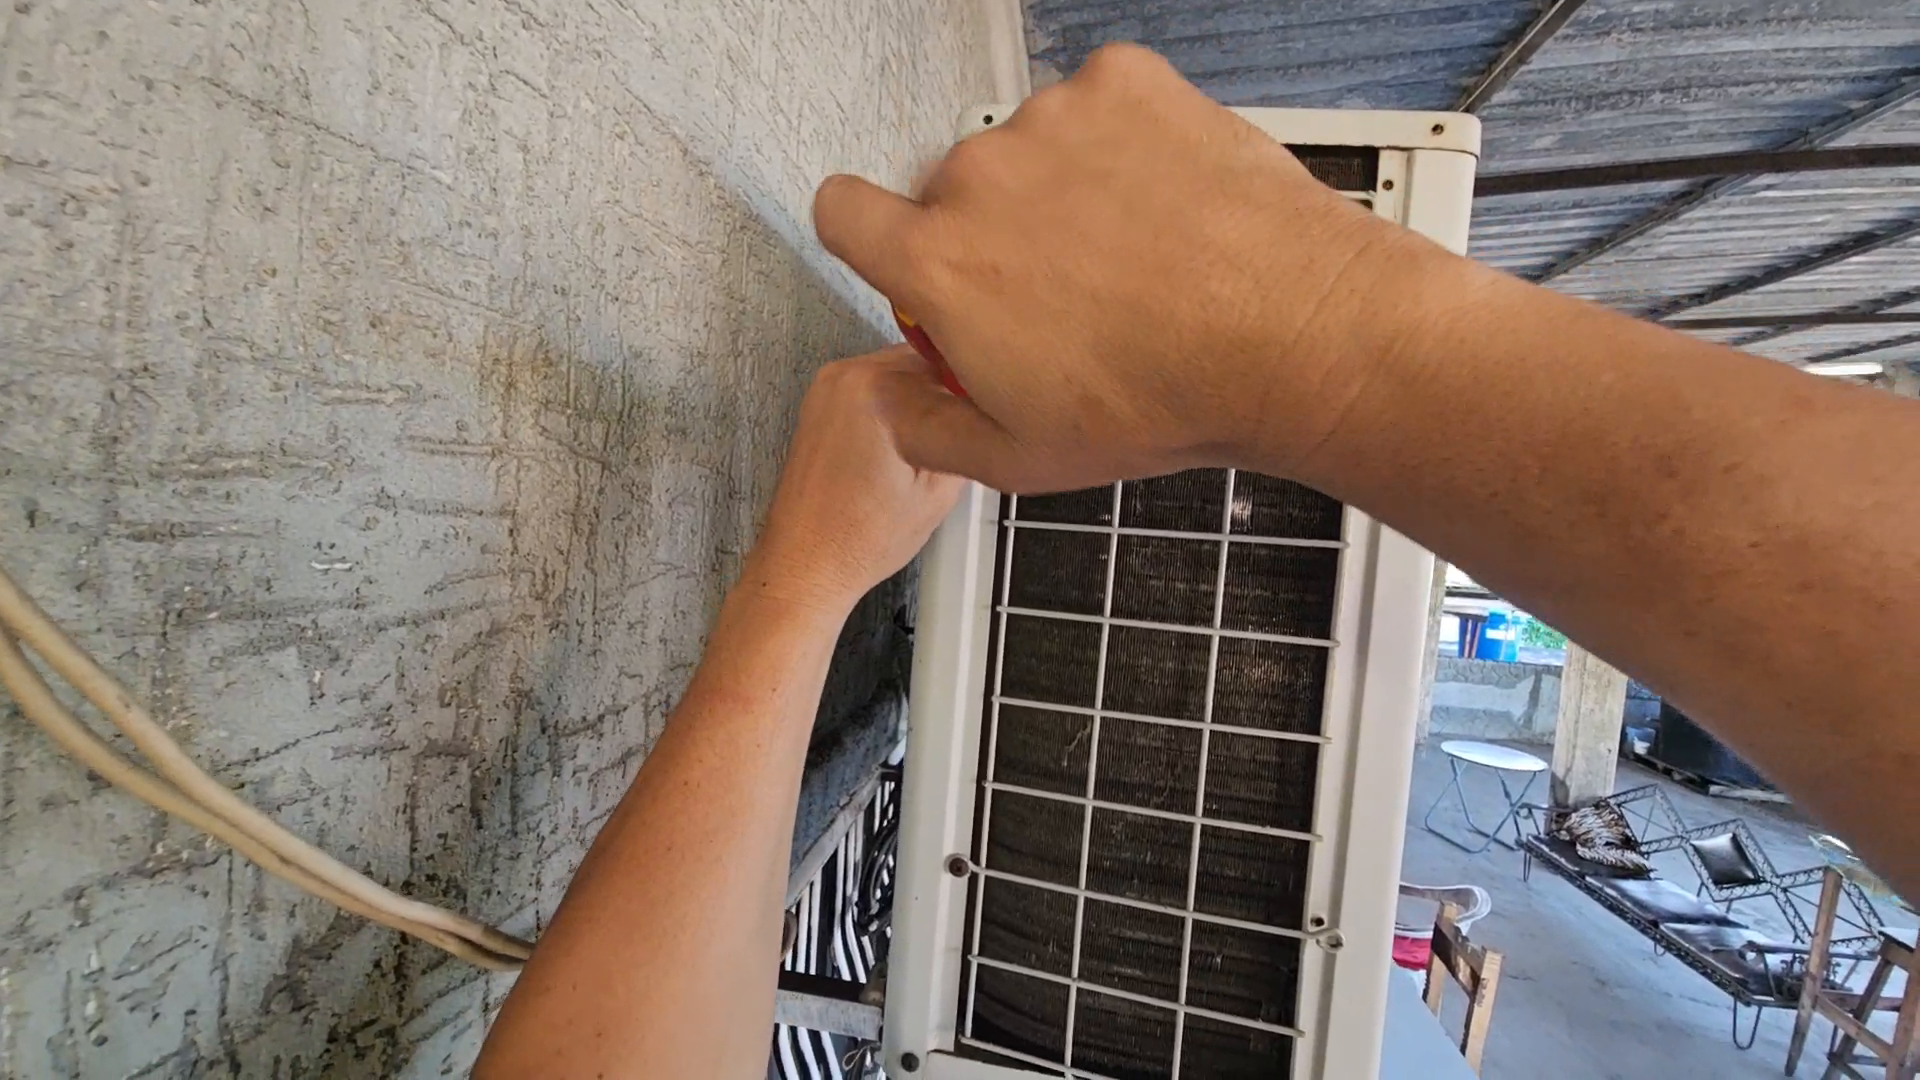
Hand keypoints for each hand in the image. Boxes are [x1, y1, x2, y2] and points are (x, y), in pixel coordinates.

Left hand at [748, 348, 966, 612]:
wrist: (806, 563)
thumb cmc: (859, 541)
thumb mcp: (940, 492)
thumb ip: (968, 439)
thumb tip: (988, 415)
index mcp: (879, 391)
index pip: (955, 367)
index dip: (982, 393)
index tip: (993, 417)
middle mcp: (847, 376)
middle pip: (927, 360)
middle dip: (952, 391)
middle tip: (972, 428)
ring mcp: (828, 385)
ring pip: (902, 371)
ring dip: (926, 396)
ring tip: (941, 439)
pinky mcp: (821, 400)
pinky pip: (876, 385)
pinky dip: (898, 404)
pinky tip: (909, 440)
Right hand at [812, 44, 1461, 491]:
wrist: (1286, 339)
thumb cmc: (1154, 401)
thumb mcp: (1017, 458)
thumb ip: (928, 429)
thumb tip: (895, 405)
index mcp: (941, 264)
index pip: (843, 212)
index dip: (866, 234)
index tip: (902, 253)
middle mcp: (980, 177)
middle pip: (946, 193)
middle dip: (981, 239)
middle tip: (1050, 293)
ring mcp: (1052, 120)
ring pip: (1020, 154)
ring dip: (1050, 196)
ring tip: (1118, 256)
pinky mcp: (1122, 85)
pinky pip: (1088, 113)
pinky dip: (1111, 151)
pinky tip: (1151, 208)